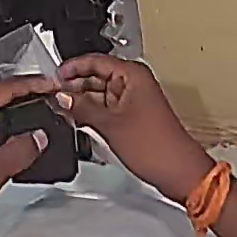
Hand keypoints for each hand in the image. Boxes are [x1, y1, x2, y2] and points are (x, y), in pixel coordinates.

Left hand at [0, 76, 55, 222]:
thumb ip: (23, 149)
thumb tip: (40, 137)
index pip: (9, 86)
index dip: (34, 84)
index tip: (52, 85)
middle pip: (5, 91)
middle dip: (30, 91)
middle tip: (53, 93)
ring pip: (2, 104)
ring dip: (23, 105)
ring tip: (45, 107)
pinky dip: (15, 119)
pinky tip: (27, 128)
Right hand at [58, 54, 212, 197]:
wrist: (182, 176)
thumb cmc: (159, 148)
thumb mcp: (110, 124)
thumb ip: (81, 107)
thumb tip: (62, 97)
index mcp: (132, 74)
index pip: (94, 60)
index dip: (71, 68)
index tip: (54, 77)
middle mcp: (134, 82)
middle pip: (95, 75)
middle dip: (74, 86)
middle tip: (55, 95)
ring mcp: (134, 99)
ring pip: (99, 92)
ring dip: (82, 100)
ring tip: (62, 108)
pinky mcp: (133, 114)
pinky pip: (106, 106)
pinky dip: (92, 111)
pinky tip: (77, 118)